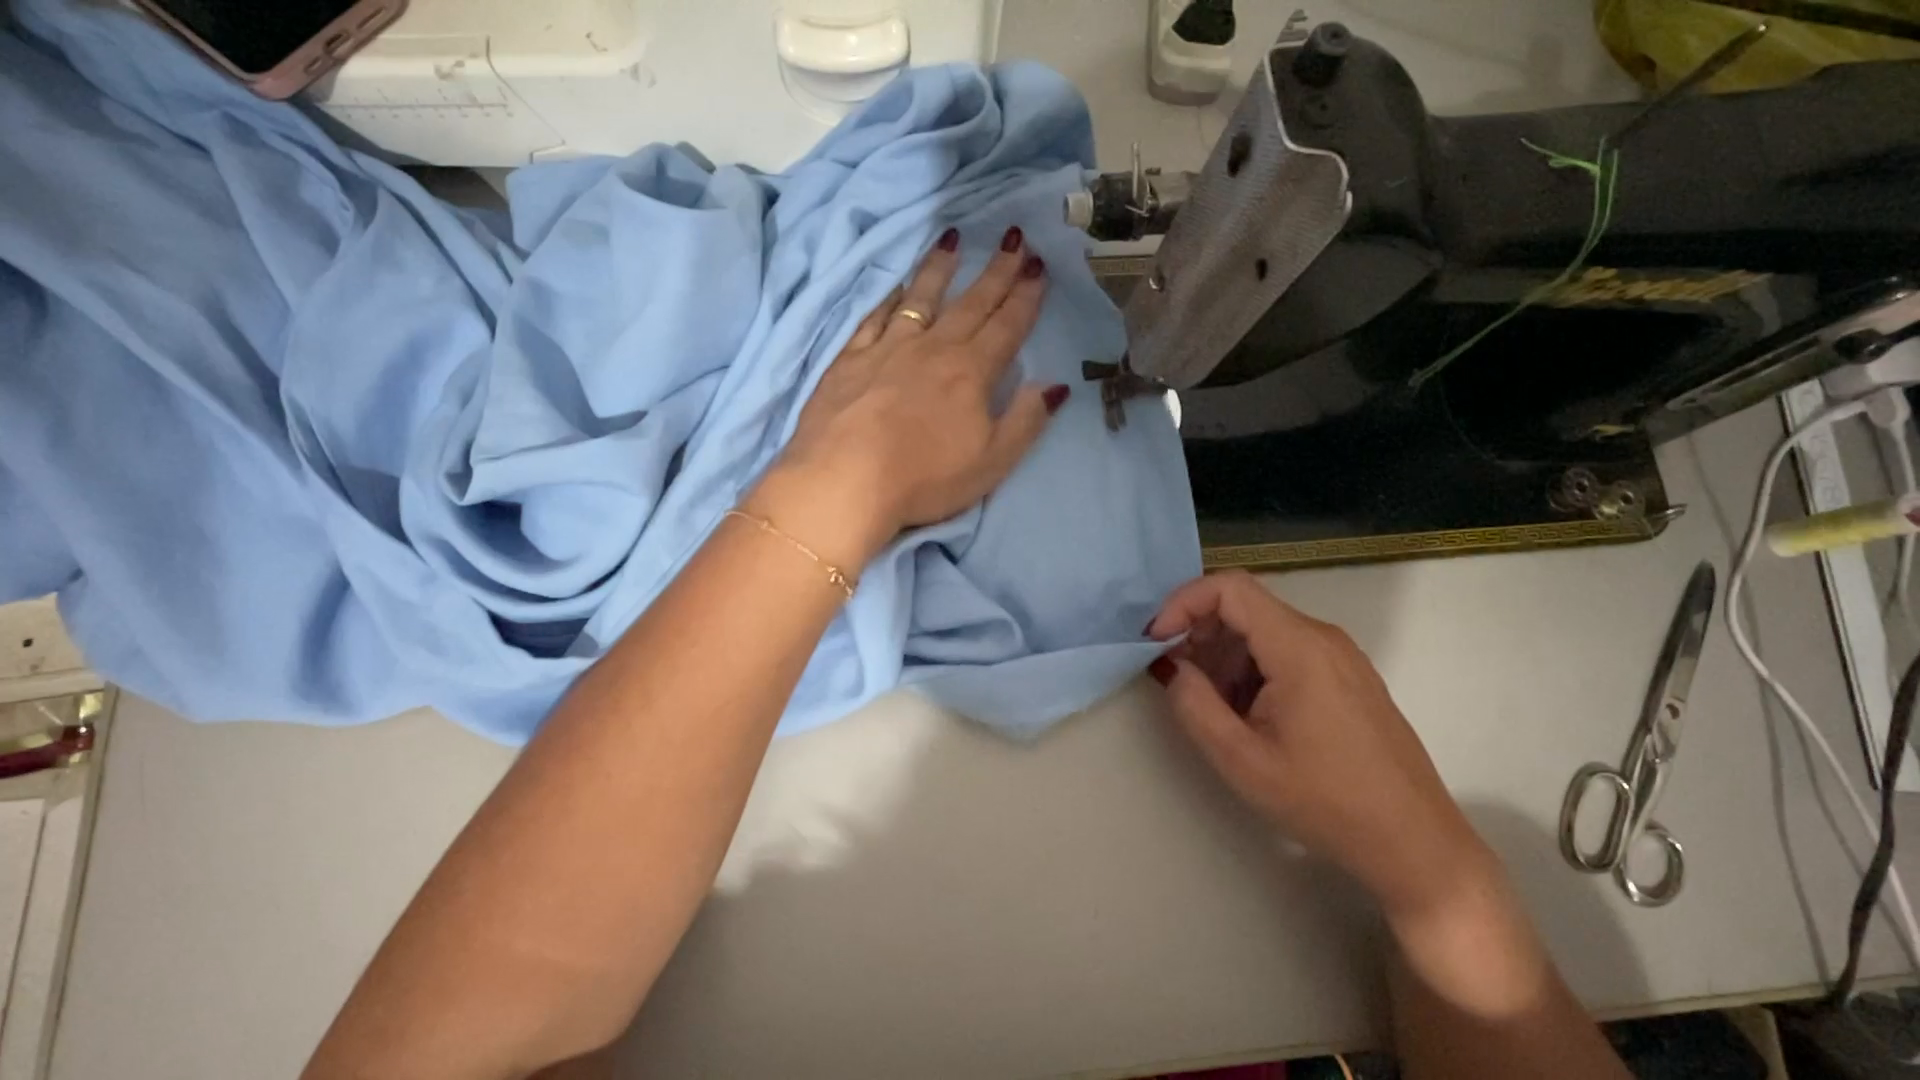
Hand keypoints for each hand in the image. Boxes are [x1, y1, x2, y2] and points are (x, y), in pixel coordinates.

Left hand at [748, 226, 1067, 568]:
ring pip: (920, 297)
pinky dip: (889, 298)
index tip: (1039, 265)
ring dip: (940, 267)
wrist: (843, 481)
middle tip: (1014, 237)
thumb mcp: (992, 461)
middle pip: (971, 303)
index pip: (1007, 326)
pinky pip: (874, 317)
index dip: (1026, 296)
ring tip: (952, 238)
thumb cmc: (924, 478)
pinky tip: (895, 287)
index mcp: (971, 372)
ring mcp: (887, 349)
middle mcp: (932, 348)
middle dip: (996, 270)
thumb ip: (1026, 420)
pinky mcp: (849, 359)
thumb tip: (1057, 385)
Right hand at [1145, 571, 1494, 917]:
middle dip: (1199, 636)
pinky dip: (1252, 671)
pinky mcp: (1348, 678)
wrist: (1413, 842)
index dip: (1182, 604)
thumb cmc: (1325, 802)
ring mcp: (1341, 657)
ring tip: (1214, 712)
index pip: (1230, 588)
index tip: (1156, 643)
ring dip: (1225, 659)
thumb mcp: (1242, 760)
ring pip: (1264, 632)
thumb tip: (1173, 668)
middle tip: (1177, 683)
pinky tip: (1249, 719)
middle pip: (1246, 607)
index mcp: (1300, 648)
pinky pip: (1287, 653)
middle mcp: (1323, 638)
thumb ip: (1194, 705)